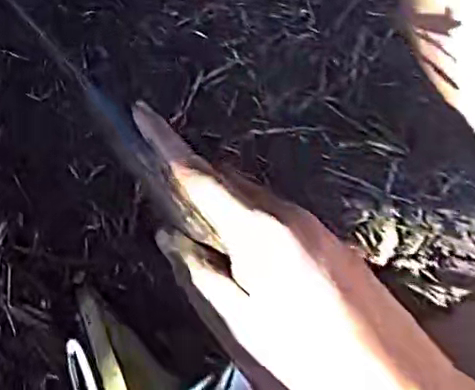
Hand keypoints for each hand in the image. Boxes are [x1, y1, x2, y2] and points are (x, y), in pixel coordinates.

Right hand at [134, 105, 474, 389]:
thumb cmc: (316, 368)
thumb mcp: (240, 328)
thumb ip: (197, 274)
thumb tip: (168, 237)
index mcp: (256, 231)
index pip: (196, 172)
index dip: (161, 139)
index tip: (140, 111)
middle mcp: (287, 215)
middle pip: (225, 179)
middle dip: (194, 181)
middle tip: (171, 204)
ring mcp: (316, 227)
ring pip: (252, 197)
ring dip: (225, 206)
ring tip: (215, 248)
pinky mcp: (335, 245)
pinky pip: (278, 216)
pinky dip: (253, 224)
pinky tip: (257, 267)